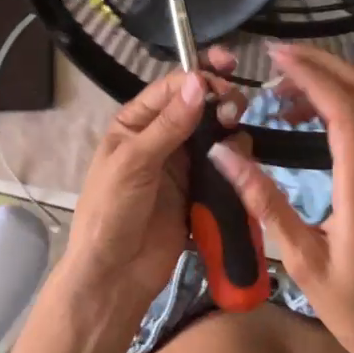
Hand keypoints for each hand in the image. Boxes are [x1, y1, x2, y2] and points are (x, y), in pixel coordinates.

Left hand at [0, 52, 246, 352]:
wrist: (115, 277)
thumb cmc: (111, 212)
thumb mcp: (133, 163)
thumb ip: (168, 125)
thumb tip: (197, 81)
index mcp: (136, 122)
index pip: (173, 87)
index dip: (199, 77)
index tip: (226, 75)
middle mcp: (162, 137)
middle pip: (200, 106)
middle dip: (221, 100)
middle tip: (234, 111)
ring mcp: (184, 165)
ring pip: (217, 133)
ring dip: (230, 130)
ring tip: (235, 142)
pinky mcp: (202, 191)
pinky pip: (225, 166)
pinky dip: (236, 161)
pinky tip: (242, 165)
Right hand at [209, 44, 353, 352]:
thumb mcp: (301, 260)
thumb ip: (263, 201)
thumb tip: (223, 154)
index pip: (344, 109)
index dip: (311, 74)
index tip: (275, 56)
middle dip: (320, 64)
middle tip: (274, 59)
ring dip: (326, 83)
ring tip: (279, 91)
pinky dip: (334, 104)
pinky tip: (300, 118)